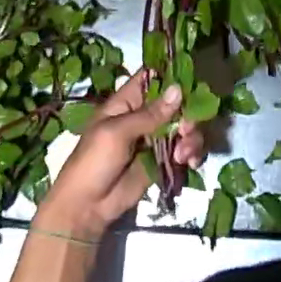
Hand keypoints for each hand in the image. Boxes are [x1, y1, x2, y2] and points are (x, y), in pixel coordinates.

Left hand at [34, 70, 204, 241]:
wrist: (87, 206)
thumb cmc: (93, 162)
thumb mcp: (117, 133)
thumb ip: (149, 114)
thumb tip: (178, 89)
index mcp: (127, 102)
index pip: (151, 78)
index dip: (171, 75)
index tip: (191, 80)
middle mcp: (144, 116)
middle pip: (177, 103)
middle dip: (188, 114)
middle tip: (186, 130)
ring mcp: (155, 139)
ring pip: (185, 127)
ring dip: (191, 138)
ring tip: (183, 156)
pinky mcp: (163, 160)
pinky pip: (185, 150)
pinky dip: (192, 154)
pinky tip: (188, 164)